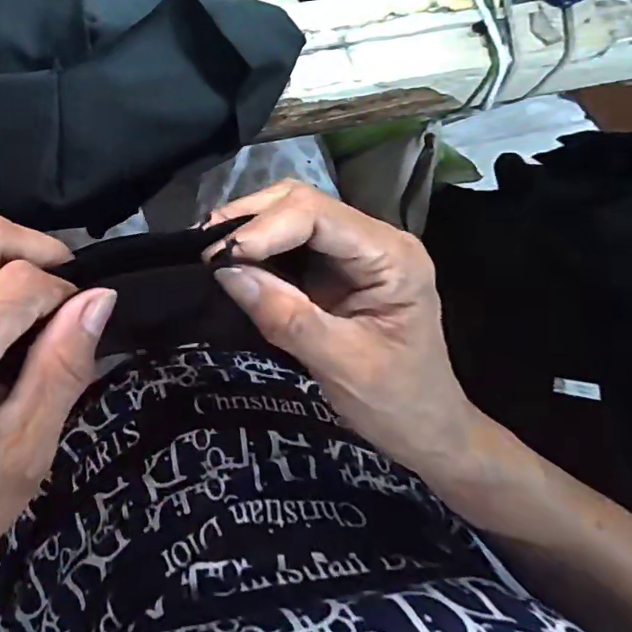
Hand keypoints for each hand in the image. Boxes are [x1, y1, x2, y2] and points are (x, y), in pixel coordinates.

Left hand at [0, 214, 114, 631]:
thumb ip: (61, 368)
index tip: (82, 327)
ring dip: (16, 262)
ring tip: (44, 312)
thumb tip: (100, 296)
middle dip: (40, 251)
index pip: (17, 282)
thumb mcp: (24, 454)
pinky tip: (8, 321)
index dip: (64, 292)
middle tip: (71, 299)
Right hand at [204, 180, 479, 475]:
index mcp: (391, 256)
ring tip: (209, 249)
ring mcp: (353, 247)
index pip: (316, 216)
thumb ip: (286, 316)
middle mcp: (374, 238)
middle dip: (249, 218)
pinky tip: (229, 256)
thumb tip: (226, 271)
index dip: (262, 228)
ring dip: (246, 225)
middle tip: (204, 247)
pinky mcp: (333, 261)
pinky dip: (254, 241)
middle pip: (300, 201)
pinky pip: (286, 236)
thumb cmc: (397, 403)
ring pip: (289, 211)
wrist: (428, 431)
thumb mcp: (341, 365)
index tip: (217, 256)